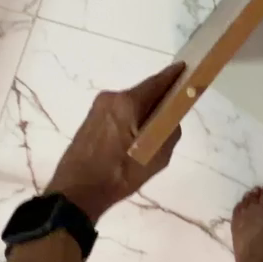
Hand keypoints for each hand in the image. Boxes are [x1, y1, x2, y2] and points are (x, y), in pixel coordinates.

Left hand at [44, 62, 185, 220]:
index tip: (186, 68)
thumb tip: (171, 119)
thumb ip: (170, 132)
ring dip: (144, 110)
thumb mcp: (157, 158)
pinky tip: (135, 136)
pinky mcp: (90, 120)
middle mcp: (111, 98)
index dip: (173, 75)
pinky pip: (118, 112)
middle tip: (175, 107)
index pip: (157, 82)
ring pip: (130, 104)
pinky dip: (130, 118)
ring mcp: (97, 108)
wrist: (75, 193)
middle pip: (143, 92)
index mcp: (127, 102)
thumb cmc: (119, 174)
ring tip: (154, 129)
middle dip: (159, 97)